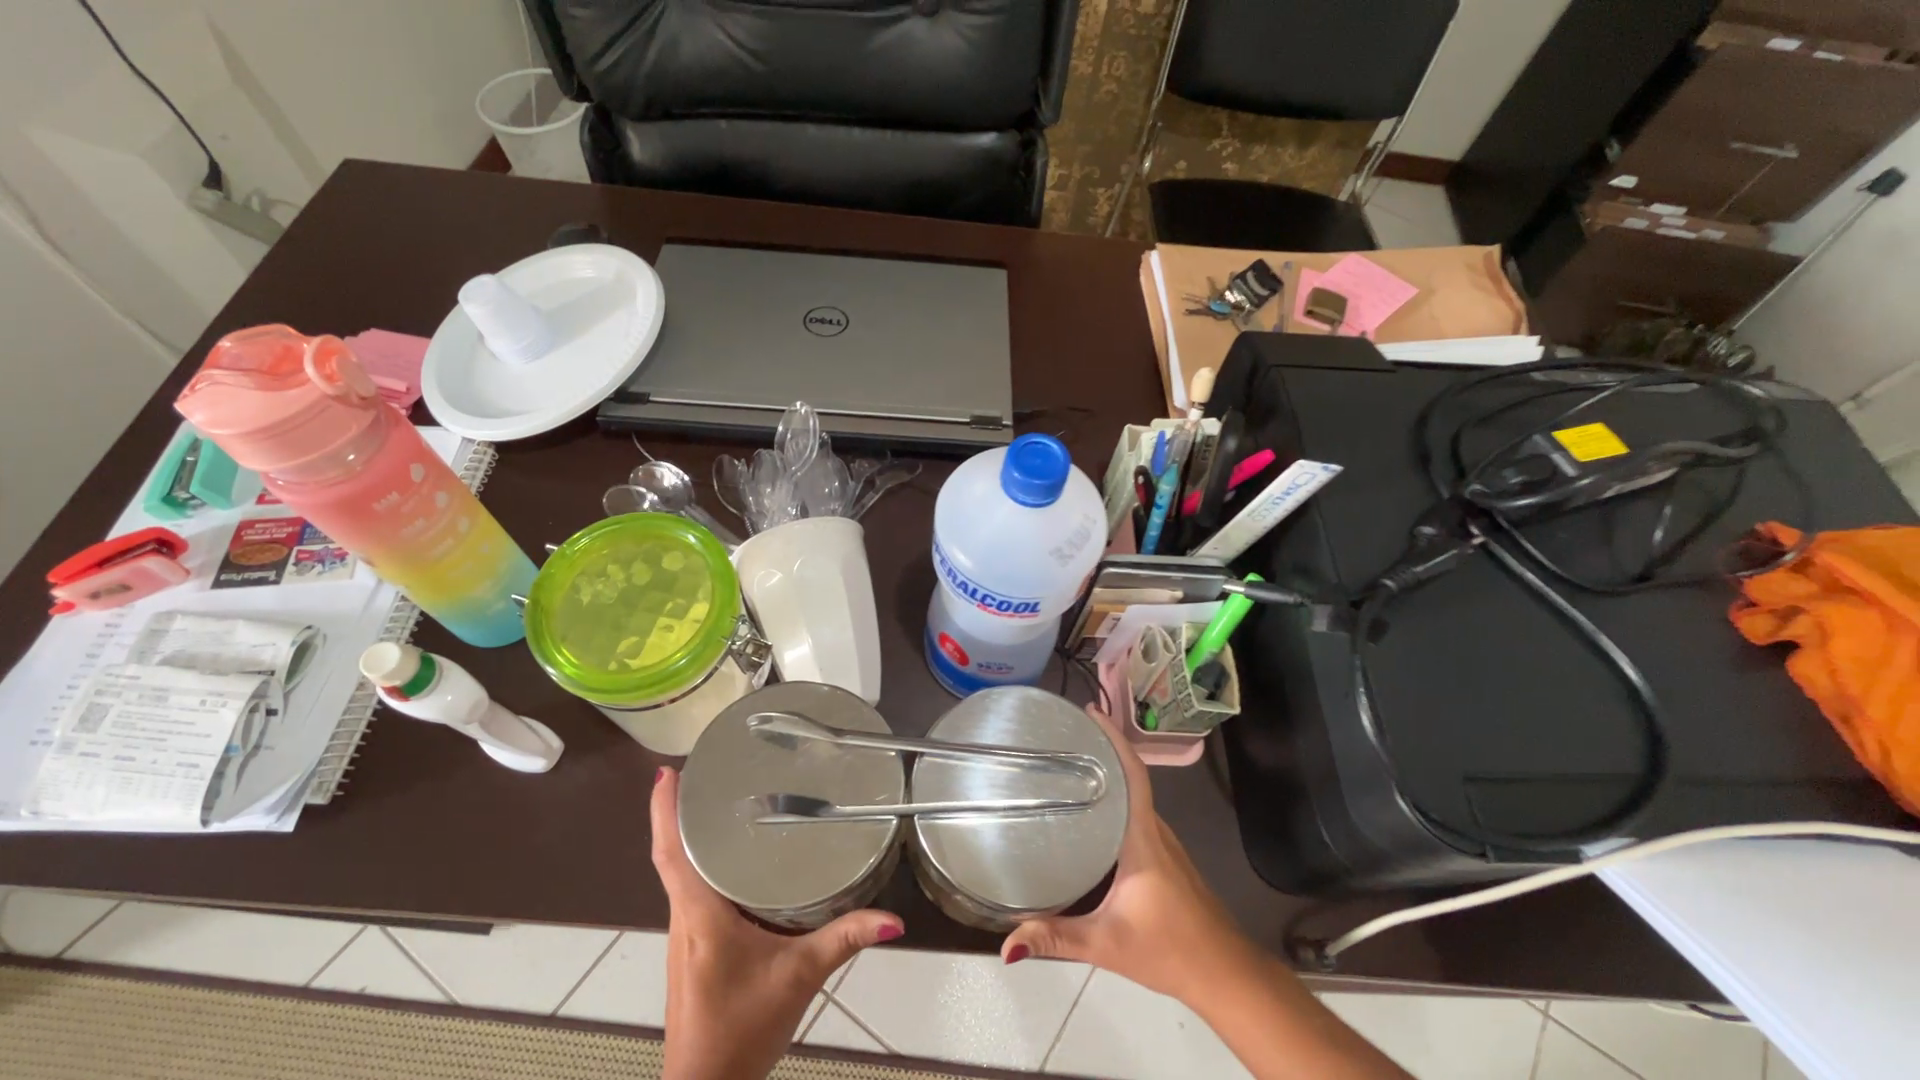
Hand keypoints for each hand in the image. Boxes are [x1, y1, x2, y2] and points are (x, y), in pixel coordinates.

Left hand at [651, 766, 903, 1079]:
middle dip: (681, 815)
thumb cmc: (742, 1028)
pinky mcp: (692, 952)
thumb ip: (844, 940)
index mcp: (699, 915)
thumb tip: (894, 920)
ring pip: (682, 878)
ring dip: (692, 843)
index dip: (663, 810)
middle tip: (710, 775)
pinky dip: (704, 871)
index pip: (671, 852)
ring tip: (722, 808)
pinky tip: (734, 867)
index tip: (666, 771)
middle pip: (673, 857)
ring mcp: (684, 938)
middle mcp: (684, 919)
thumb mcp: (800, 977)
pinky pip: (693, 898)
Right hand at [999, 706, 1250, 1002]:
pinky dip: (1117, 804)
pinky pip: (1138, 818)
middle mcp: (1156, 833)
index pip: (1133, 775)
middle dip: (1102, 753)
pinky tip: (1091, 817)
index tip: (1092, 713)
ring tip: (1068, 769)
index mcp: (1143, 840)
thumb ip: (1056, 939)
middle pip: (1131, 780)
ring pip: (1135, 800)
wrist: (1225, 972)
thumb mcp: (1106, 944)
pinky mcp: (1168, 860)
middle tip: (1061, 739)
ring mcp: (1166, 846)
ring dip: (1109, 779)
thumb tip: (1008, 946)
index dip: (1115, 739)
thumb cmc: (1169, 949)